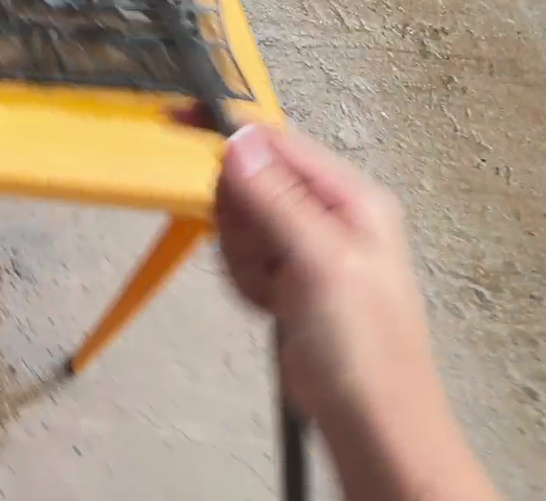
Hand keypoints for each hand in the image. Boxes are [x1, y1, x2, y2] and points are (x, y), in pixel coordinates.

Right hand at [214, 123, 499, 500]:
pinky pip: (236, 248)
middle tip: (262, 259)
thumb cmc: (362, 349)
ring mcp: (301, 239)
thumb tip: (237, 139)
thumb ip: (275, 197)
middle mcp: (325, 209)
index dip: (224, 130)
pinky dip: (242, 275)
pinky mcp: (282, 265)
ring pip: (234, 216)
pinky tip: (270, 302)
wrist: (369, 423)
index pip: (273, 140)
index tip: (176, 121)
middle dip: (238, 221)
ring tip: (273, 291)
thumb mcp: (318, 263)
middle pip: (244, 179)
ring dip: (241, 255)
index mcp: (348, 196)